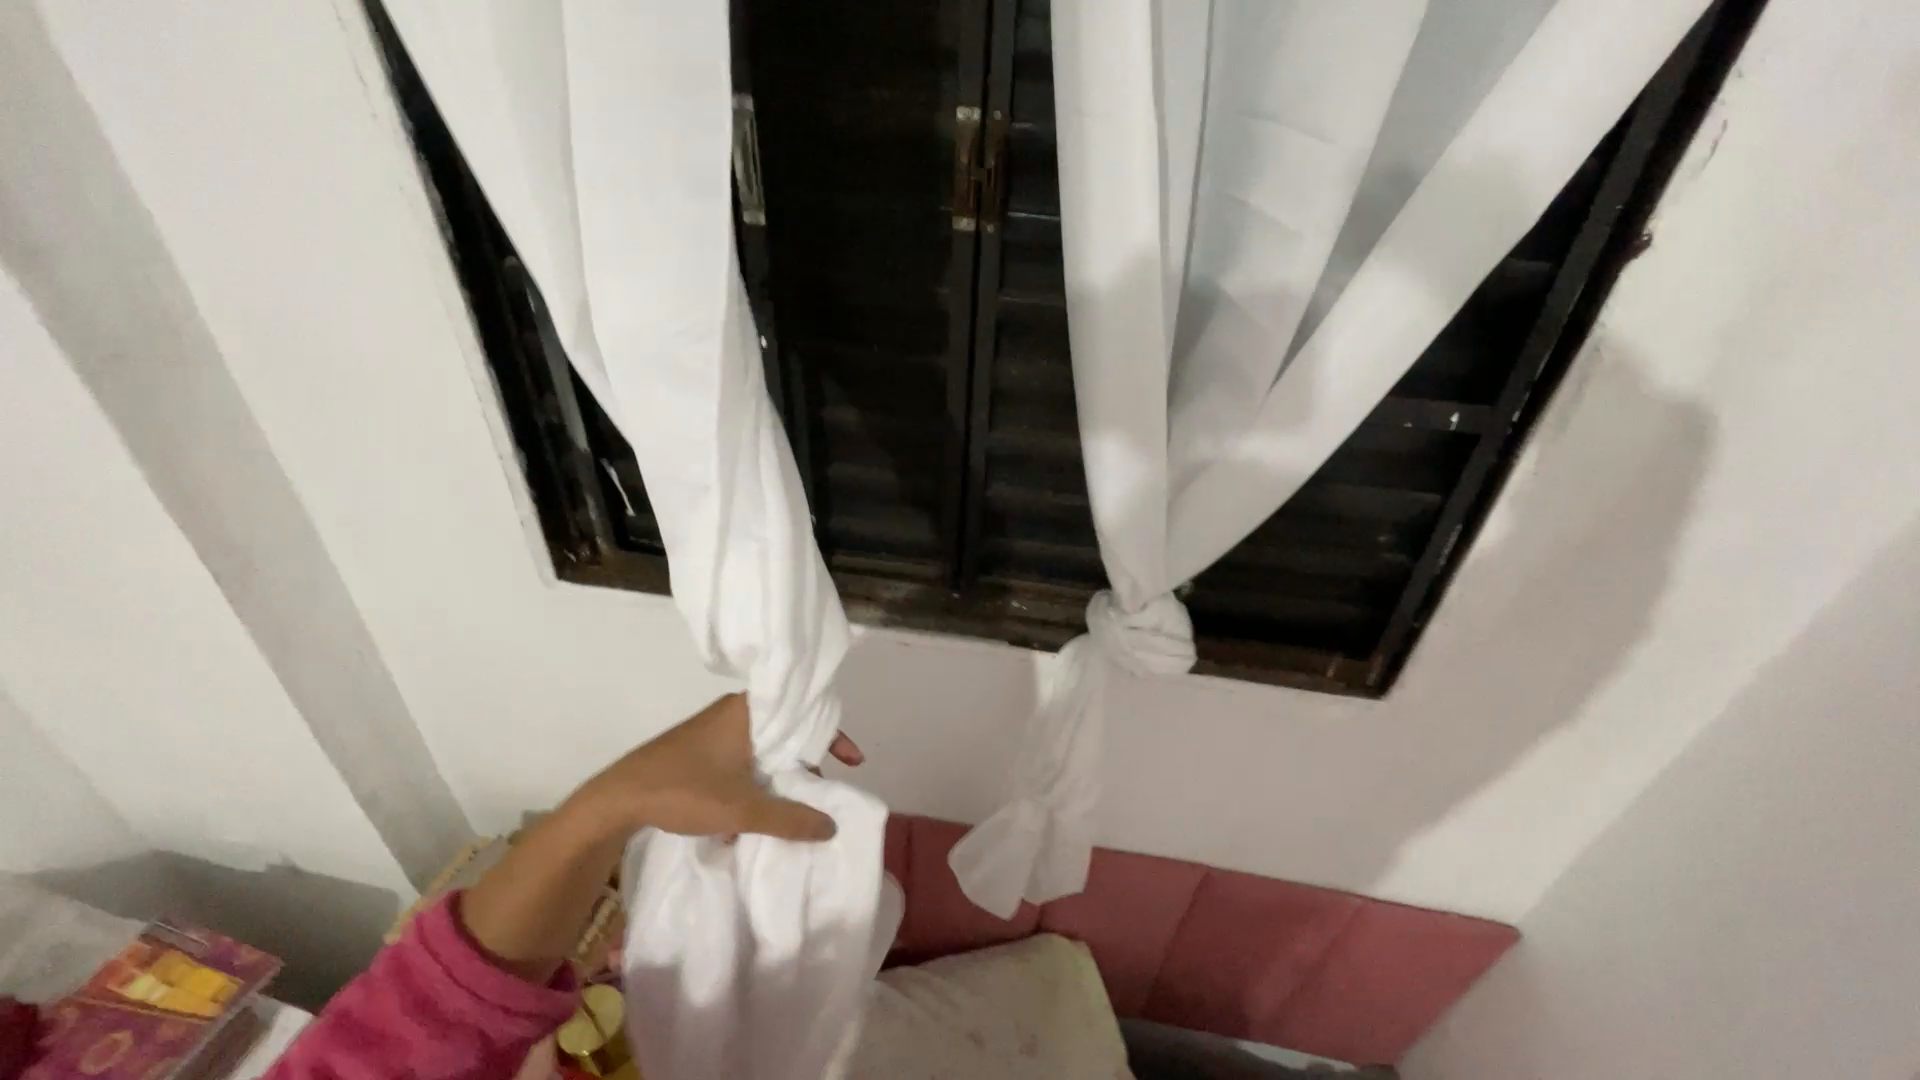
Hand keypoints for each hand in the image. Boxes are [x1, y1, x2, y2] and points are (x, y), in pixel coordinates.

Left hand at [571, 693, 862, 842]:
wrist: (616, 799)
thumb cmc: (684, 789)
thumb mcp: (742, 809)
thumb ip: (790, 818)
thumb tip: (831, 826)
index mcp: (747, 710)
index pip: (805, 711)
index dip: (833, 735)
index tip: (853, 762)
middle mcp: (734, 712)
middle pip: (787, 731)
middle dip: (808, 761)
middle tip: (823, 789)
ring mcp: (715, 730)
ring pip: (764, 748)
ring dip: (781, 775)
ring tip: (794, 805)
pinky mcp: (701, 749)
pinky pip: (744, 759)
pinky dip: (758, 780)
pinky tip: (757, 811)